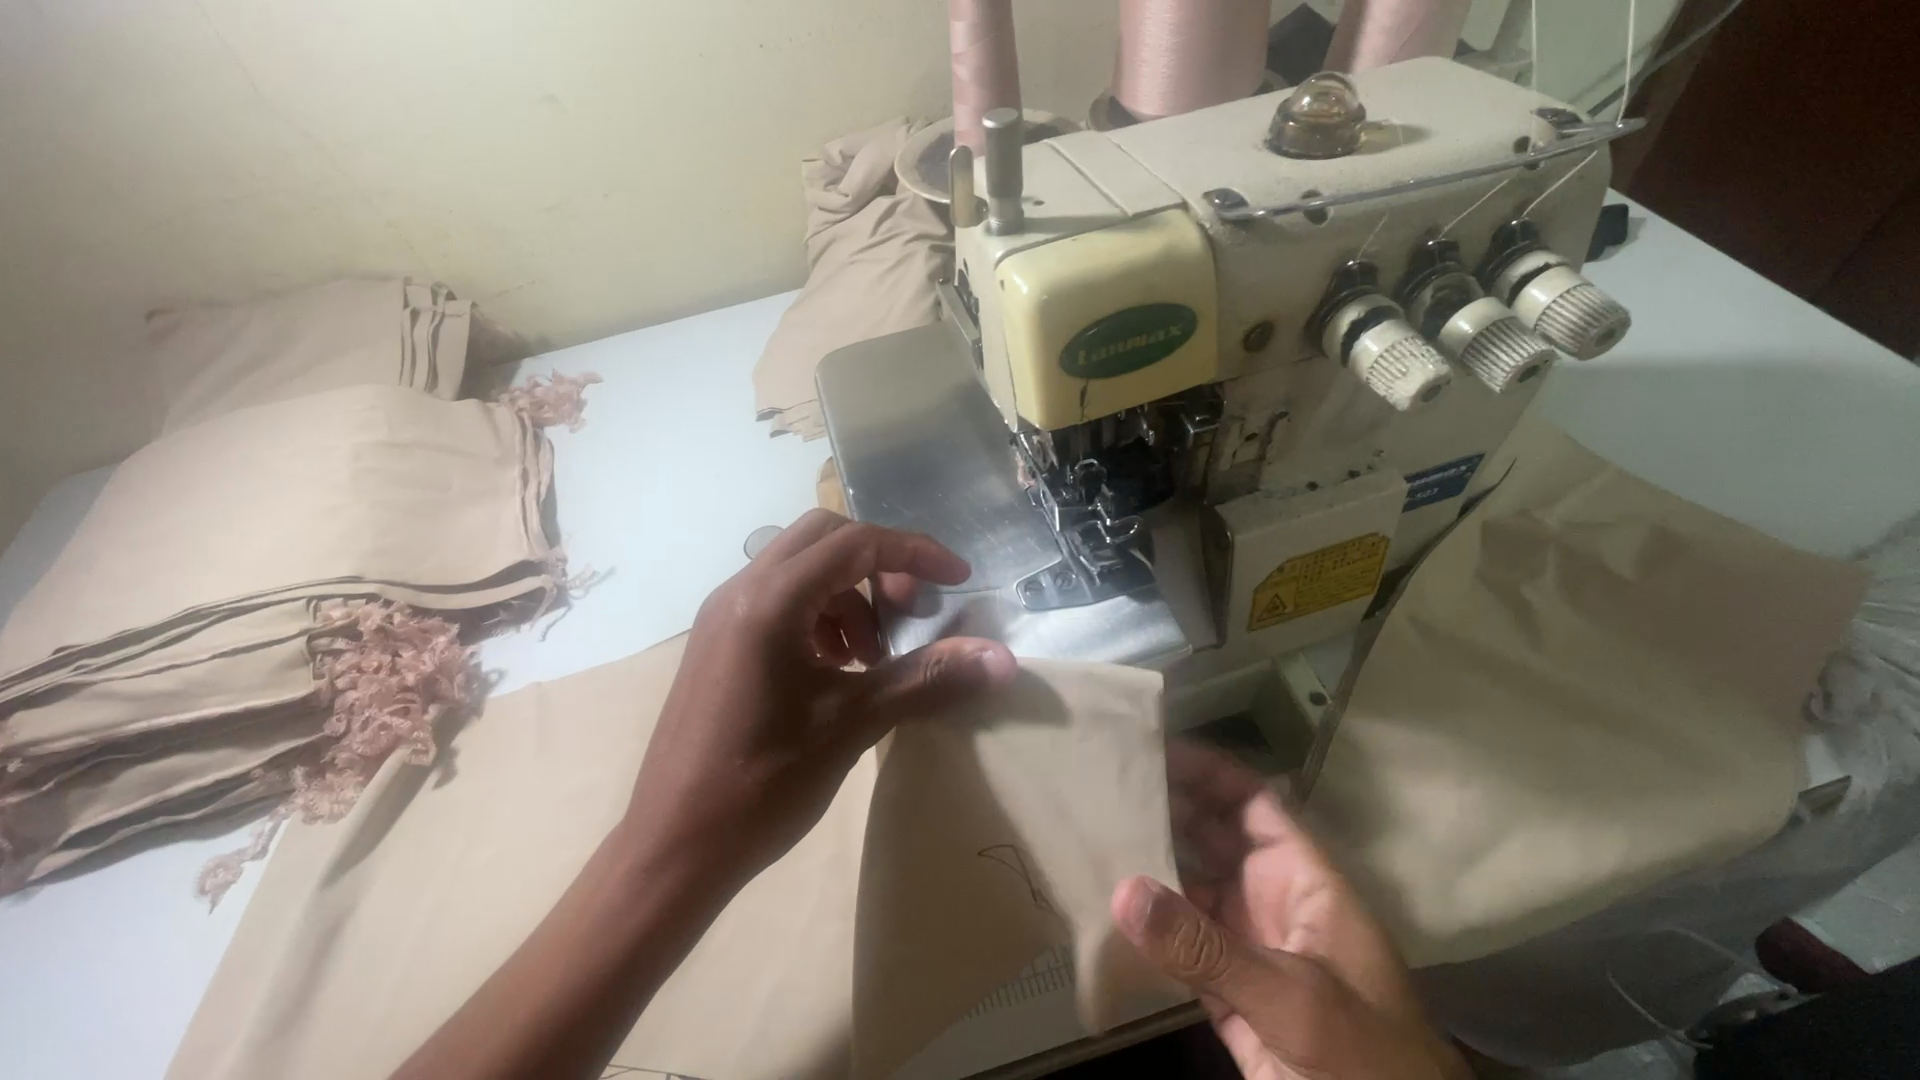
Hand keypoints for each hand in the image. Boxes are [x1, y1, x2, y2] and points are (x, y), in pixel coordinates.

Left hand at [623, 510, 1016, 892]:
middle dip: (878, 565)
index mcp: (769, 601)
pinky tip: (836, 670)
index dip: (915, 554)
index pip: (856, 543)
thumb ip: (928, 679)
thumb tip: (1003, 659)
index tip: (958, 580)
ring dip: (848, 595)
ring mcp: (722, 616)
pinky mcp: (718, 642)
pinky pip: (778, 601)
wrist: (674, 846)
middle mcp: (740, 591)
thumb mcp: (853, 724)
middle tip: (909, 615)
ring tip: (872, 657)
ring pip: (800, 569)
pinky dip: (819, 616)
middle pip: (824, 538)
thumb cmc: (763, 783)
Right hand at [1111, 743, 1467, 1079]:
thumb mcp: (1295, 999)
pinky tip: (1103, 907)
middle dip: (1165, 811)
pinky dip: (1144, 927)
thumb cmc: (1369, 1059)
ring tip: (1090, 835)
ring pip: (1188, 888)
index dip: (1208, 771)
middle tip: (1102, 787)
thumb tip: (1123, 890)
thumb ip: (1210, 949)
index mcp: (1303, 881)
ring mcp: (1246, 947)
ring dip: (1147, 866)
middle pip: (1211, 837)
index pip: (1253, 803)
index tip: (1152, 749)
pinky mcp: (1225, 993)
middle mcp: (1270, 901)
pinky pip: (1178, 944)